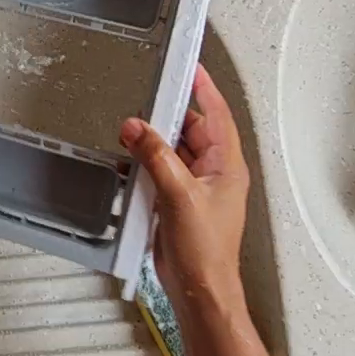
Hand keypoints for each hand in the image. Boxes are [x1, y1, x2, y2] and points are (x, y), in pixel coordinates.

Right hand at [120, 65, 250, 307]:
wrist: (198, 289)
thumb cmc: (206, 252)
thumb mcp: (179, 195)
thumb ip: (155, 156)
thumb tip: (136, 128)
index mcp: (226, 166)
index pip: (217, 114)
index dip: (204, 88)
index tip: (190, 66)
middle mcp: (213, 173)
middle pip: (189, 129)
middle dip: (166, 117)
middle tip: (144, 102)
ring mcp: (194, 187)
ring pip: (171, 150)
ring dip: (151, 142)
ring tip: (131, 133)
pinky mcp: (176, 201)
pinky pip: (159, 171)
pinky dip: (143, 164)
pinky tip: (127, 164)